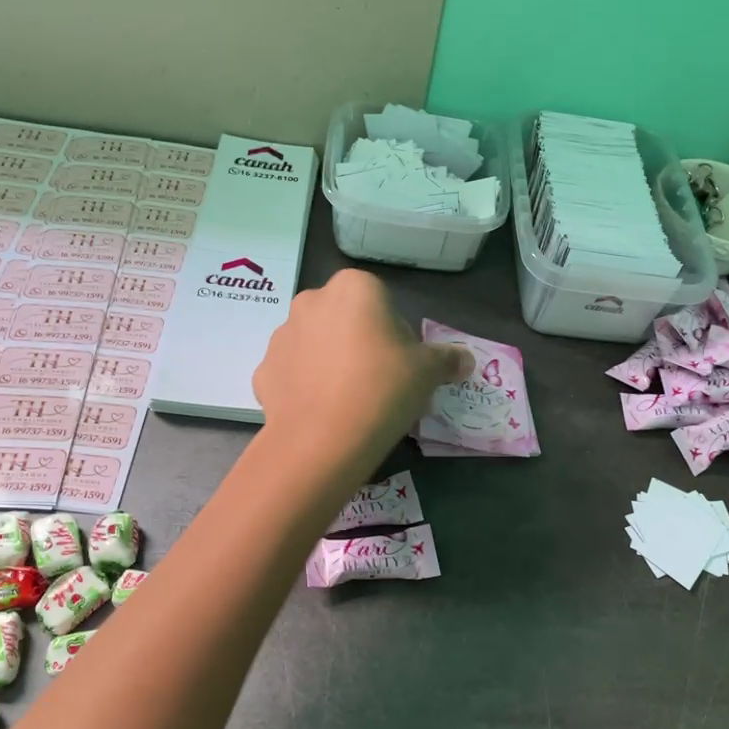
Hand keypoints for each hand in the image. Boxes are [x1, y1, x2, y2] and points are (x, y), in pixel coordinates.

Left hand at [255, 269, 472, 466]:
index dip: (396, 334)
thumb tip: (465, 360)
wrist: (322, 440)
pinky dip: (305, 387)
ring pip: (315, 344)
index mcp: (353, 288)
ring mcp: (281, 336)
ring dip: (330, 363)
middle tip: (378, 383)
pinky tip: (322, 413)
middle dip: (359, 343)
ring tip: (348, 402)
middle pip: (345, 319)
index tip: (402, 365)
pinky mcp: (262, 370)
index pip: (381, 302)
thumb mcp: (428, 372)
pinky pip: (292, 373)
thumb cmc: (382, 389)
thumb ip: (447, 359)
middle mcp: (311, 300)